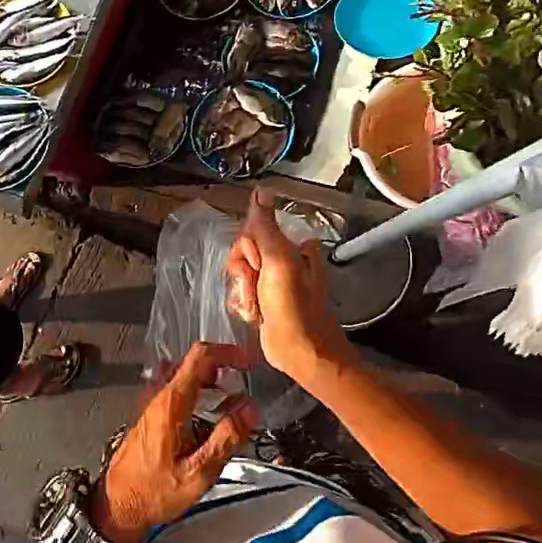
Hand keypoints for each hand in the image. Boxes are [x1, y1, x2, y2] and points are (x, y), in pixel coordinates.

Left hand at [90, 342, 259, 542]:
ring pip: (185, 376)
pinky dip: (199, 392)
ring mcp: (153, 403)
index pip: (199, 357)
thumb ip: (226, 437)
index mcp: (171, 403)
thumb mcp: (199, 472)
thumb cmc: (155, 491)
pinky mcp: (152, 415)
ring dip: (212, 381)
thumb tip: (250, 408)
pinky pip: (177, 390)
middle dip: (224, 367)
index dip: (227, 352)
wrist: (119, 503)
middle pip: (192, 363)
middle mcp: (159, 396)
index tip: (249, 361)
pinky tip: (211, 413)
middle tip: (247, 383)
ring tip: (235, 401)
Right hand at [225, 188, 358, 381]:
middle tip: (257, 288)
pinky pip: (241, 293)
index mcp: (291, 246)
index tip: (258, 265)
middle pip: (242, 254)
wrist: (301, 351)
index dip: (248, 251)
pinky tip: (255, 314)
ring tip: (257, 306)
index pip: (252, 234)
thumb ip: (266, 227)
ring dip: (242, 292)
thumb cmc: (293, 306)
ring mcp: (273, 283)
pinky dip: (244, 304)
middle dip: (243, 274)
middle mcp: (283, 261)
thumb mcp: (278, 261)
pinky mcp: (264, 302)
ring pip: (239, 275)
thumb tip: (261, 191)